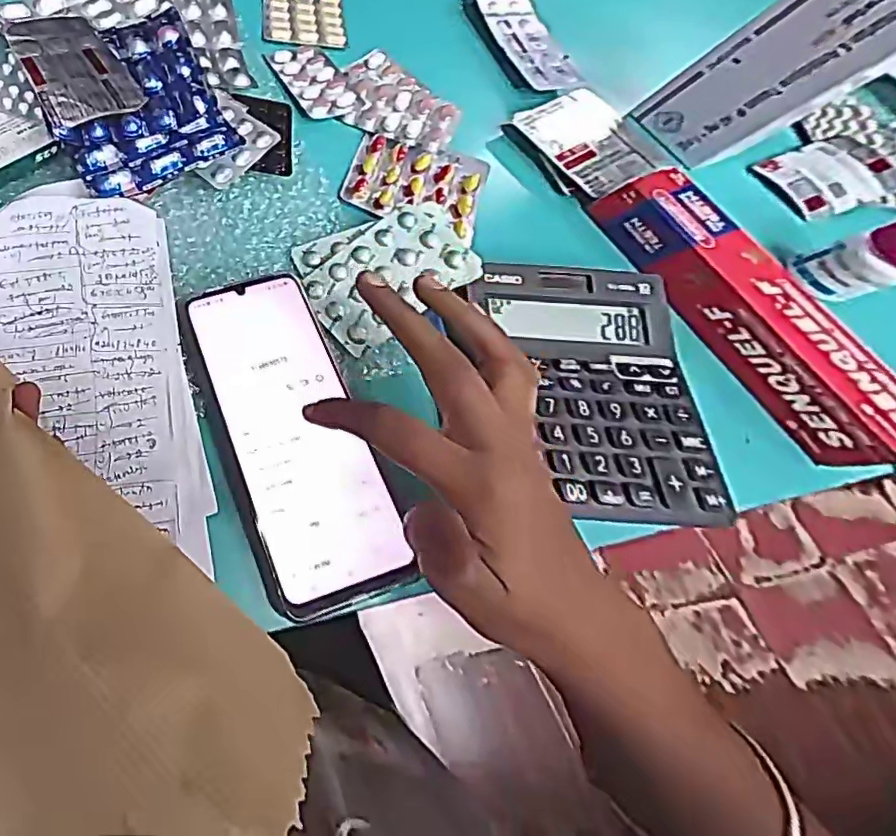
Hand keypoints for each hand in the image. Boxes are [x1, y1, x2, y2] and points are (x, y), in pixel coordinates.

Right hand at [302, 272, 637, 665]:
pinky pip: (512, 372)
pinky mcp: (526, 436)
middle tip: (373, 286)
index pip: (401, 431)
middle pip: (452, 367)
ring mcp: (519, 436)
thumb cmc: (519, 604)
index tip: (316, 410)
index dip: (351, 415)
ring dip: (460, 314)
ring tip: (428, 283)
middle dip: (407, 321)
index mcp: (479, 483)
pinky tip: (468, 328)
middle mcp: (502, 446)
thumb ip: (442, 552)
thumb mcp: (471, 597)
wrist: (579, 613)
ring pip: (496, 357)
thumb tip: (420, 509)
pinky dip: (488, 338)